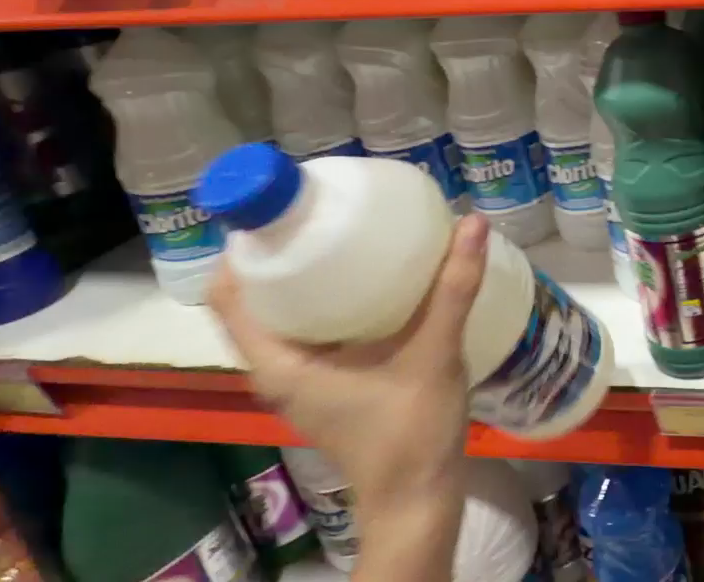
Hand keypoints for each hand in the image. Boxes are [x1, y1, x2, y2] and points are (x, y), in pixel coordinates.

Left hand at [209, 213, 489, 581]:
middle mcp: (279, 369)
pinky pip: (315, 328)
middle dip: (286, 252)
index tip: (284, 206)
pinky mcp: (331, 383)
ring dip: (310, 275)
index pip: (230, 297)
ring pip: (288, 314)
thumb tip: (472, 221)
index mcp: (280, 365)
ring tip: (351, 232)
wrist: (417, 497)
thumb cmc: (409, 430)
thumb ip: (454, 288)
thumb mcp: (434, 352)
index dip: (246, 247)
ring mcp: (304, 379)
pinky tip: (376, 279)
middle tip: (329, 207)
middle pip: (259, 299)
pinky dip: (333, 298)